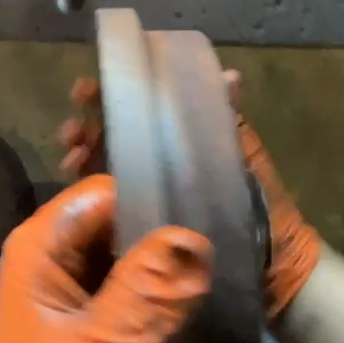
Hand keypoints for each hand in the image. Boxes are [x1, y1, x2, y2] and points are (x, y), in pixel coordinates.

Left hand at [0, 176, 212, 342]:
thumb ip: (147, 295)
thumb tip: (195, 237)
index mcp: (40, 244)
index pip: (100, 193)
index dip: (150, 196)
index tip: (205, 209)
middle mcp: (50, 250)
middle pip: (112, 217)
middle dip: (161, 227)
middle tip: (220, 239)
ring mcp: (66, 280)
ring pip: (122, 249)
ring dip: (162, 259)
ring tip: (215, 262)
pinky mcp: (86, 310)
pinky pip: (125, 280)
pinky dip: (155, 285)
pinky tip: (192, 291)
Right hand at [56, 75, 321, 318]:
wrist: (272, 266)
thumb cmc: (260, 202)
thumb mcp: (244, 154)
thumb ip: (230, 118)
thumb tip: (230, 76)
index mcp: (172, 137)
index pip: (132, 107)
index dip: (106, 95)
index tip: (85, 91)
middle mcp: (152, 158)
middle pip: (108, 133)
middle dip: (83, 125)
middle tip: (71, 130)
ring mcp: (142, 191)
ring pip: (96, 163)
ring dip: (78, 153)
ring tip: (71, 154)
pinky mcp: (136, 223)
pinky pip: (99, 202)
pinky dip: (83, 189)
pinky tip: (76, 182)